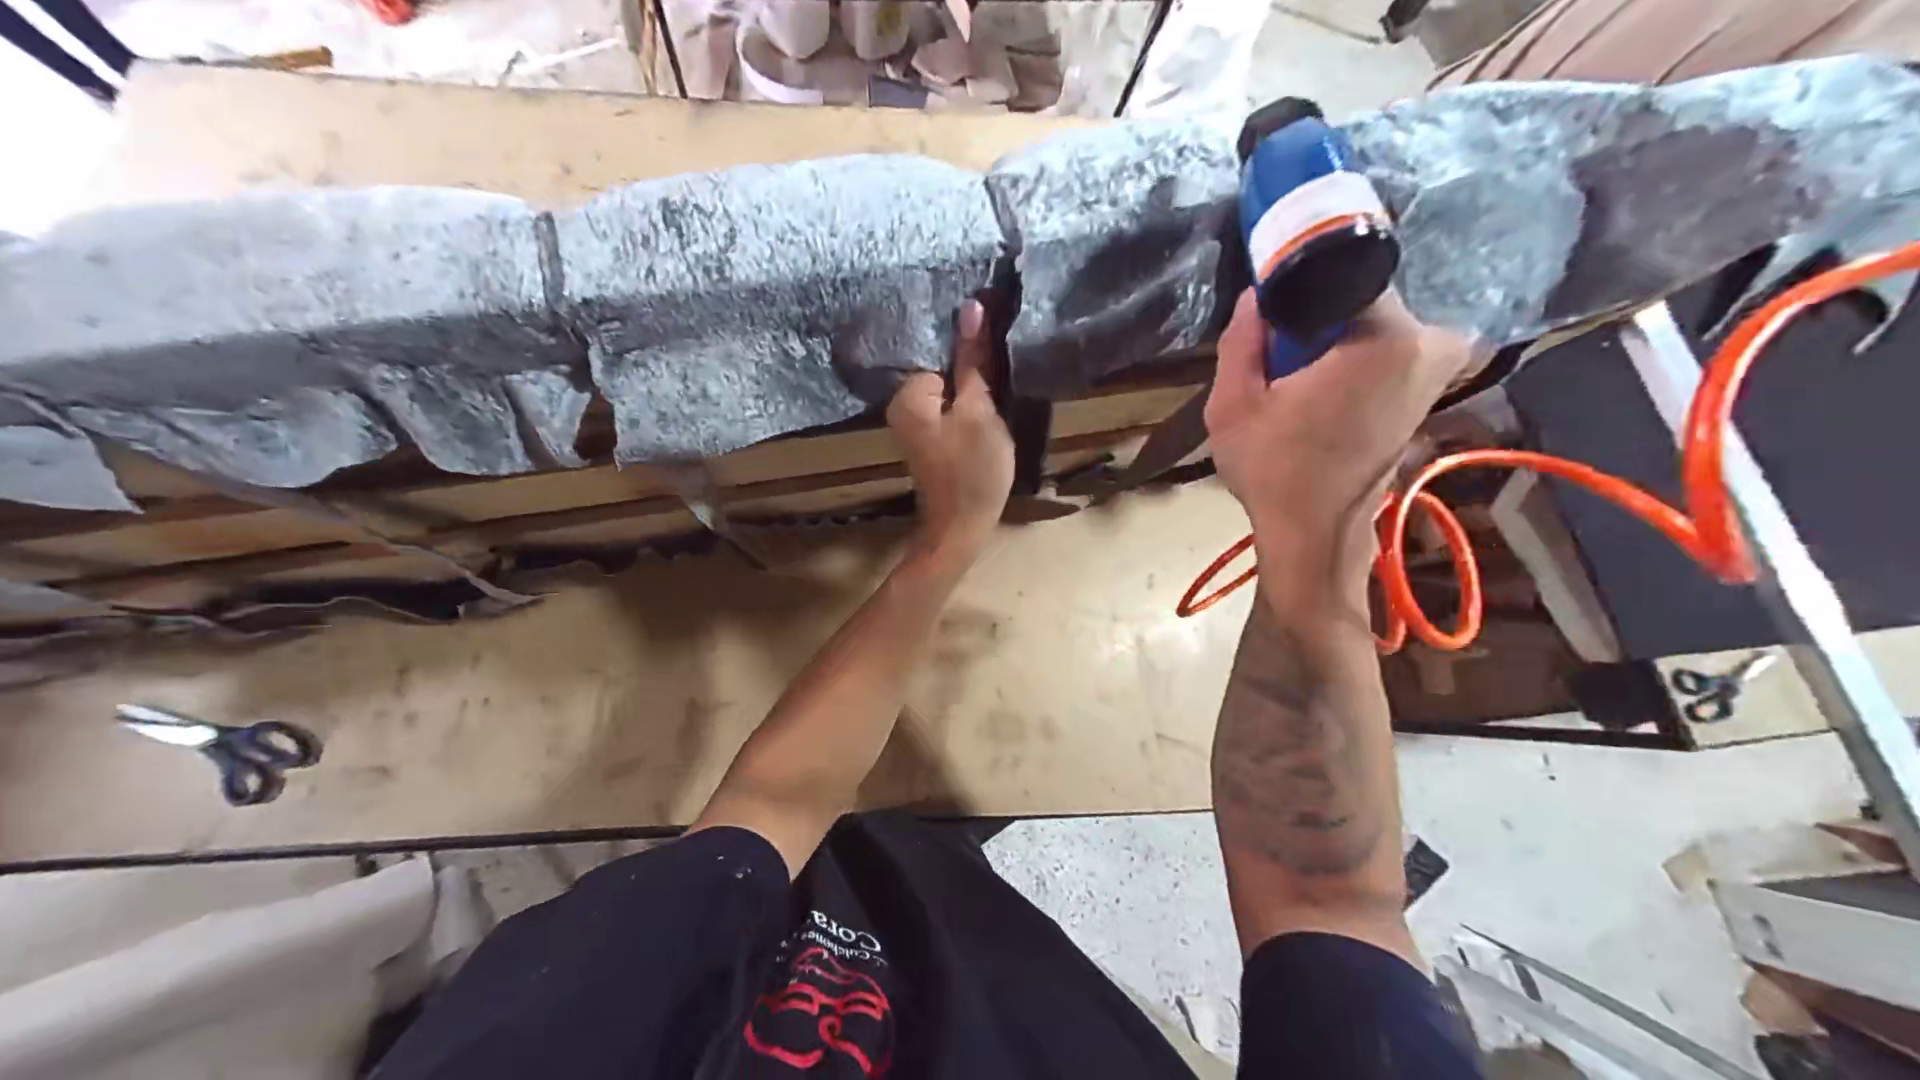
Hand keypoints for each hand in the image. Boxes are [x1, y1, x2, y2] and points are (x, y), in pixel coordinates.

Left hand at [888, 299, 1014, 562]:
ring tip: (990, 423)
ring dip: (972, 400)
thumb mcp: (980, 411)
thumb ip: (974, 361)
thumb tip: (972, 306)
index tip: (993, 386)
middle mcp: (900, 406)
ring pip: (949, 394)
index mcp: (908, 395)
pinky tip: (979, 436)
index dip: (973, 368)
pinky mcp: (925, 440)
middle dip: (971, 383)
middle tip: (993, 409)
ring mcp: (911, 425)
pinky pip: (947, 413)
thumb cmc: (974, 471)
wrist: (961, 528)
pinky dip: (965, 418)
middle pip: (945, 373)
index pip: (945, 356)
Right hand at [1204, 289, 1472, 600]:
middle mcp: (1429, 343)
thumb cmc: (1272, 470)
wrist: (1314, 533)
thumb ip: (1242, 339)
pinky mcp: (1431, 389)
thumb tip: (1258, 294)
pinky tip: (1318, 384)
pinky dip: (1355, 353)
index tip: (1270, 299)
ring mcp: (1438, 367)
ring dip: (1334, 335)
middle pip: (1361, 297)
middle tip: (1278, 348)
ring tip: (1295, 372)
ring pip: (1374, 322)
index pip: (1343, 270)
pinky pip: (1389, 346)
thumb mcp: (1231, 405)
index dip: (1300, 281)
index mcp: (1385, 339)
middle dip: (1318, 313)